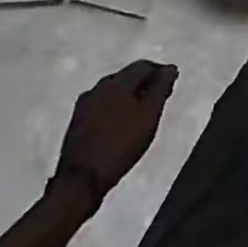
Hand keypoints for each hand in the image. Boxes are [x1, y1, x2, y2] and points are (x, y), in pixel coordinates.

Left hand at [53, 60, 177, 206]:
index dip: (161, 72)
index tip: (171, 84)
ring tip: (141, 112)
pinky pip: (102, 105)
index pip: (144, 66)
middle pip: (127, 77)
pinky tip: (121, 123)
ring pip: (113, 91)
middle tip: (159, 98)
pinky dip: (115, 108)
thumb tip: (169, 69)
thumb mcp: (150, 114)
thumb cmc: (122, 143)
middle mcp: (97, 88)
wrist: (81, 180)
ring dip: (129, 96)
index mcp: (116, 82)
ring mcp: (83, 106)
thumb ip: (161, 87)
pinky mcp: (76, 123)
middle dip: (145, 83)